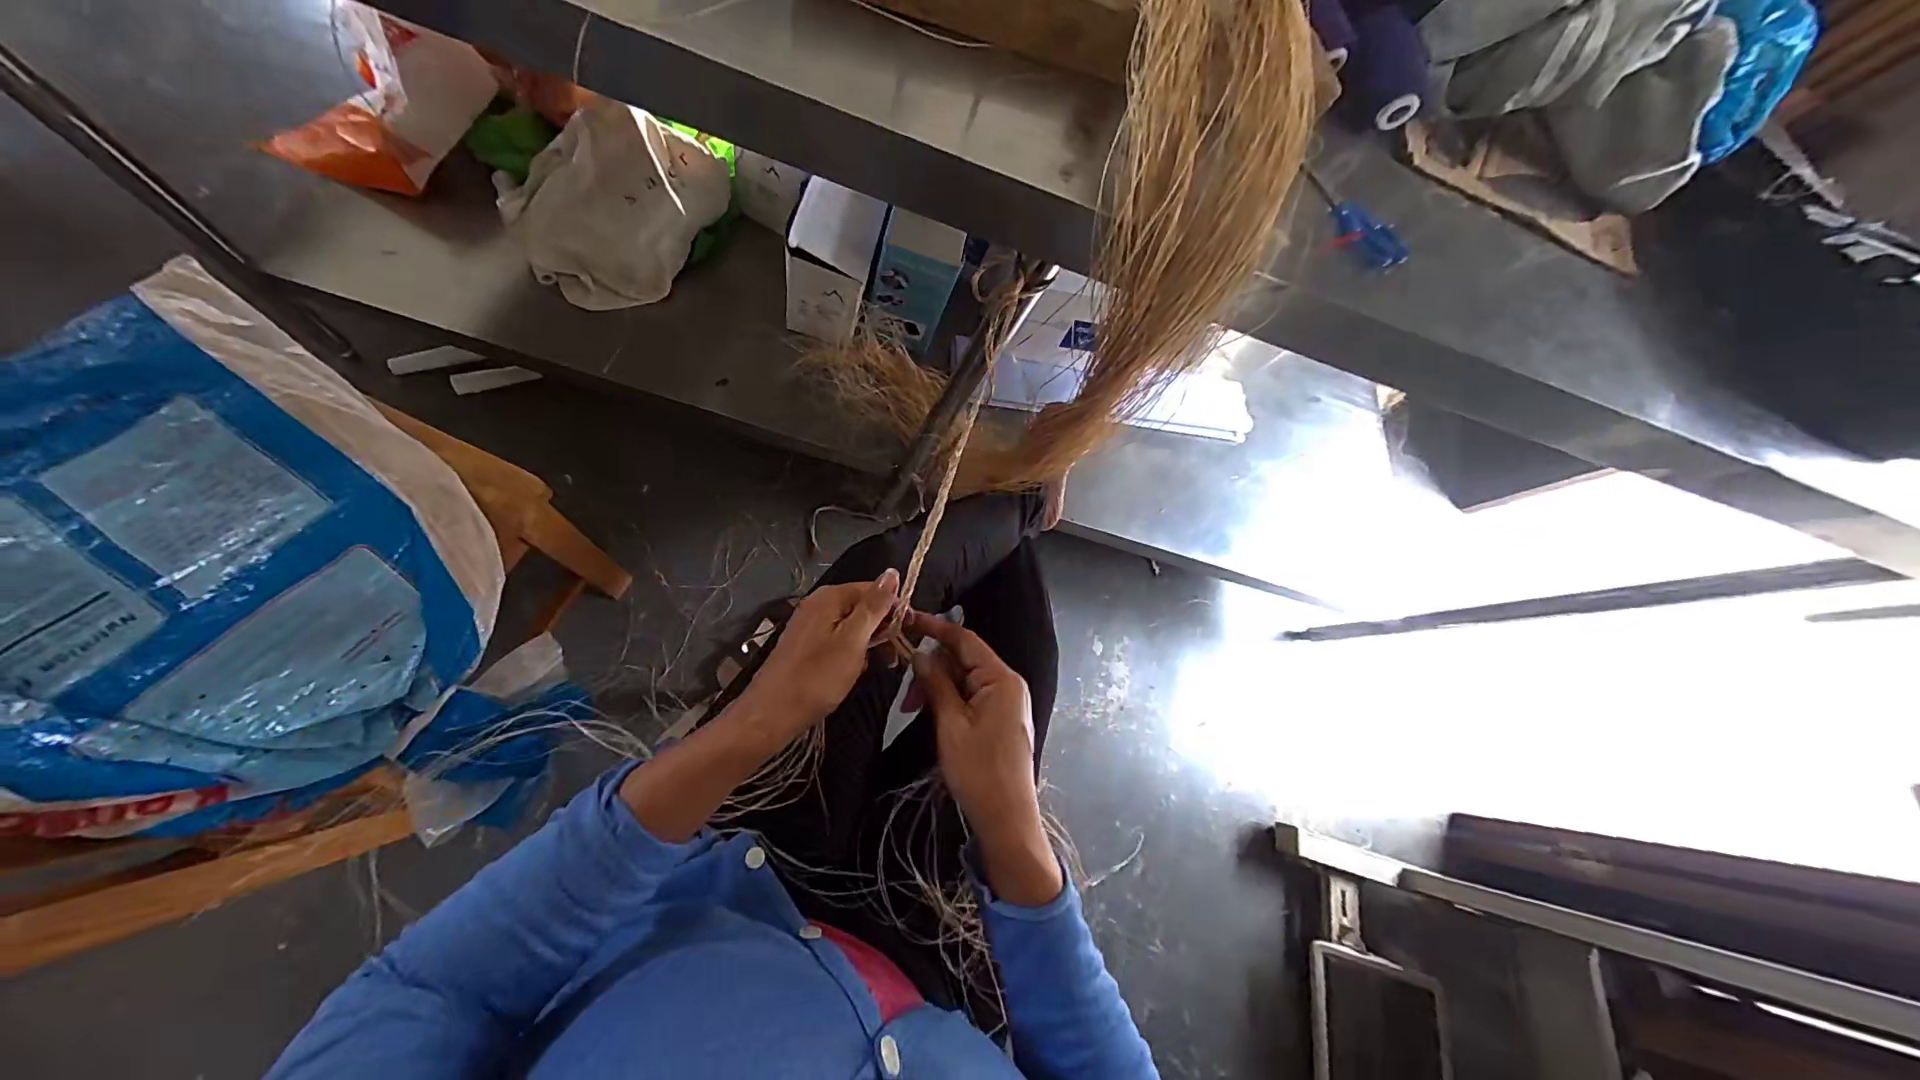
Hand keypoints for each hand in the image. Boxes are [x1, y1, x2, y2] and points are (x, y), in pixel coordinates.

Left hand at [745, 569, 899, 734]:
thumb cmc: (817, 677)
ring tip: (882, 664)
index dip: (896, 607)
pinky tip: (857, 670)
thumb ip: (874, 606)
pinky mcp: (807, 645)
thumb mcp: (853, 640)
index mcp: (830, 597)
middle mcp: (818, 604)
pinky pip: (839, 639)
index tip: (911, 631)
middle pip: (863, 606)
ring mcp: (811, 625)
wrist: (772, 714)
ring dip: (871, 642)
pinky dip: (853, 652)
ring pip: (853, 625)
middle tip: (896, 654)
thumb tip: (892, 572)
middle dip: (884, 627)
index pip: (875, 588)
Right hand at [908, 611, 1063, 905]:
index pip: (965, 638)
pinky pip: (969, 696)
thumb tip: (920, 653)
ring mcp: (1005, 701)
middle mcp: (1007, 683)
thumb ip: (936, 683)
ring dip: (936, 688)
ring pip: (963, 679)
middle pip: (963, 659)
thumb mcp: (950, 723)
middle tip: (905, 693)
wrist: (1006, 817)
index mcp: (1001, 678)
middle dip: (931, 668)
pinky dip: (947, 701)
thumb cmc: (978, 770)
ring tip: (911, 709)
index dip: (934, 627)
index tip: (906, 619)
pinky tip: (927, 713)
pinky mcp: (999, 718)